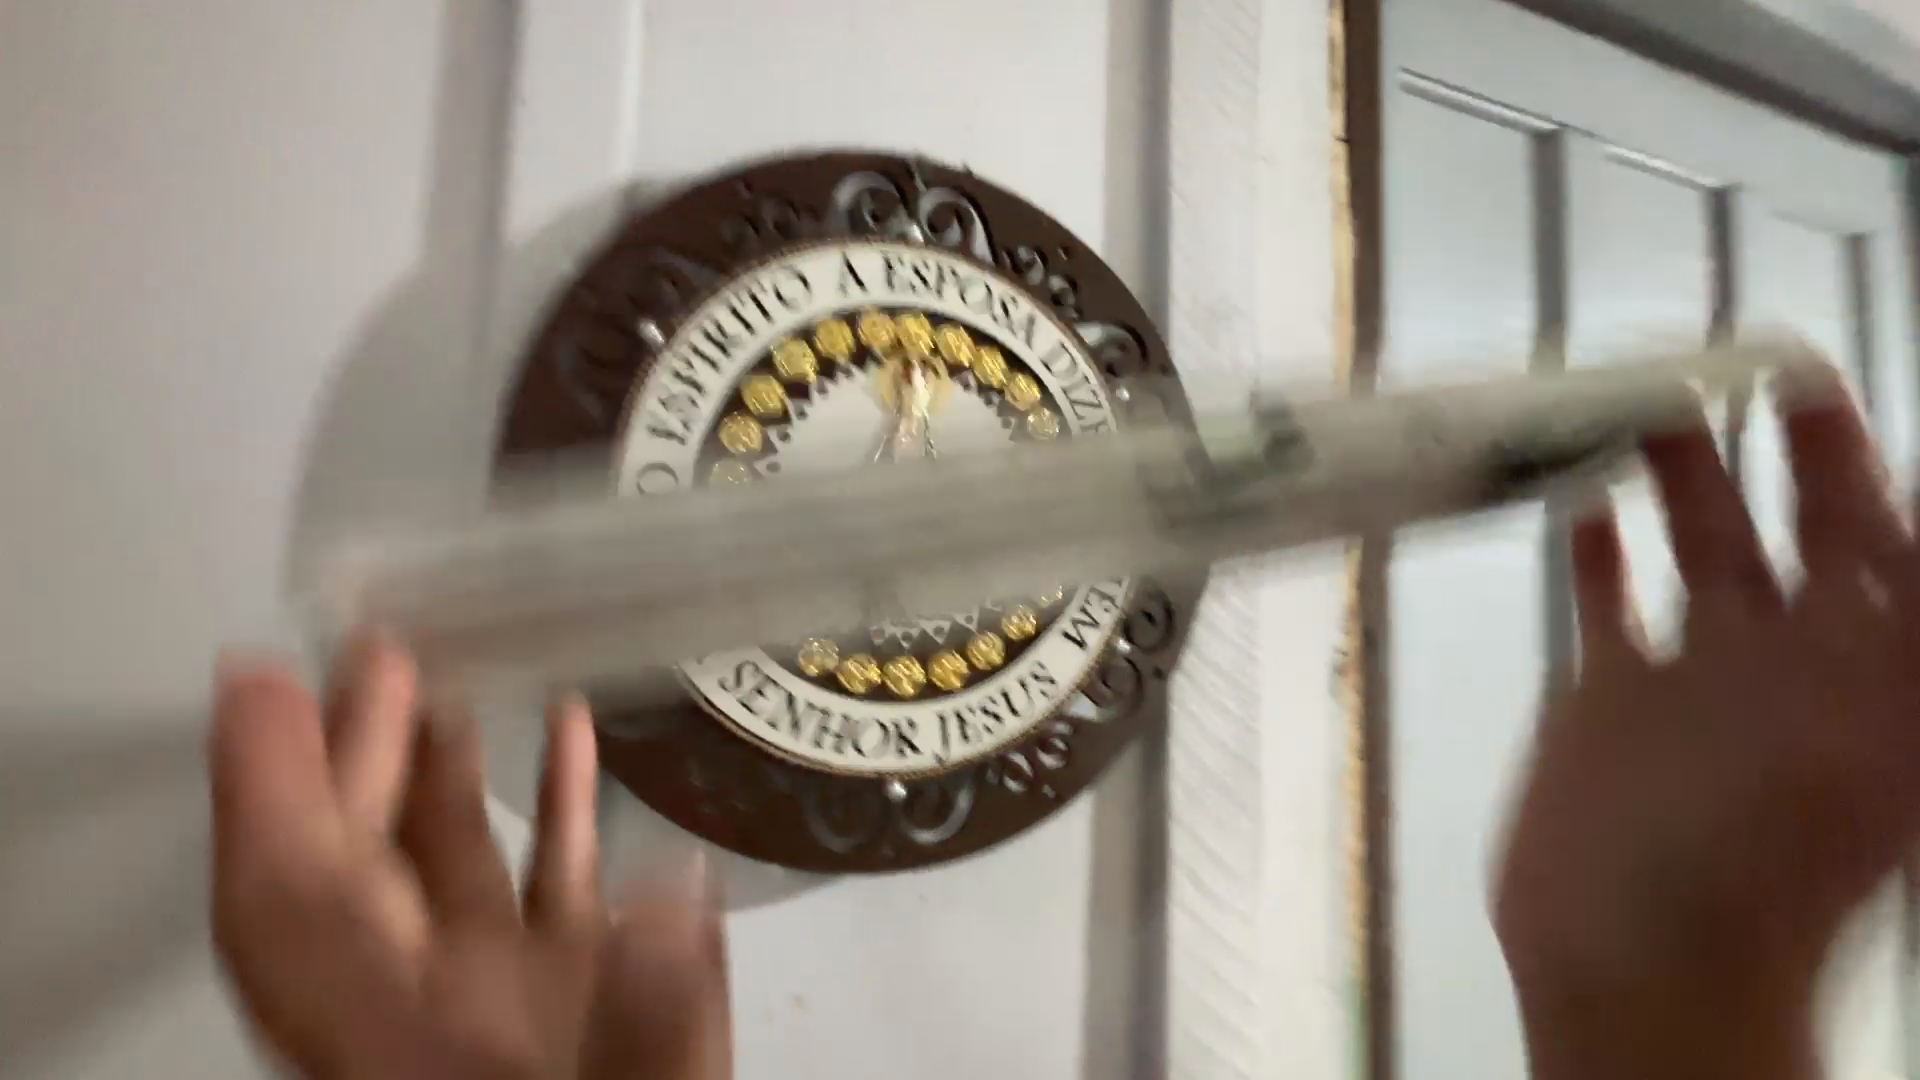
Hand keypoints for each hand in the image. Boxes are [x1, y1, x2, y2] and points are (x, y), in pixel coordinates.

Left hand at [209, 635, 730, 1079]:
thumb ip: (650, 1015)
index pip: (299, 907)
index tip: (262, 685)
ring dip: (438, 762)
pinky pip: (541, 866)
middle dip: (351, 751)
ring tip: (450, 674)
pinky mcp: (563, 970)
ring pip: (442, 857)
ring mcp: (499, 982)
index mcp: (407, 1037)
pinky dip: (550, 796)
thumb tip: (674, 891)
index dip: (266, 791)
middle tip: (372, 651)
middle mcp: (431, 1002)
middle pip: (357, 866)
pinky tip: (569, 727)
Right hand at [1495, 372, 1919, 1079]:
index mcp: (1863, 679)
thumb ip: (1890, 657)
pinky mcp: (1607, 695)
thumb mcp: (1860, 760)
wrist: (1625, 948)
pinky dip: (1597, 562)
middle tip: (1742, 373)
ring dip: (1675, 493)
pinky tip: (1580, 512)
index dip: (1861, 468)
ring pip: (1692, 563)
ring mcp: (1691, 679)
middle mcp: (1789, 665)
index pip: (1888, 549)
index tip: (1816, 392)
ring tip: (1648, 418)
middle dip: (1777, 459)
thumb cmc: (1740, 867)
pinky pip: (1609, 611)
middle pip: (1793, 540)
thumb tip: (1918, 551)